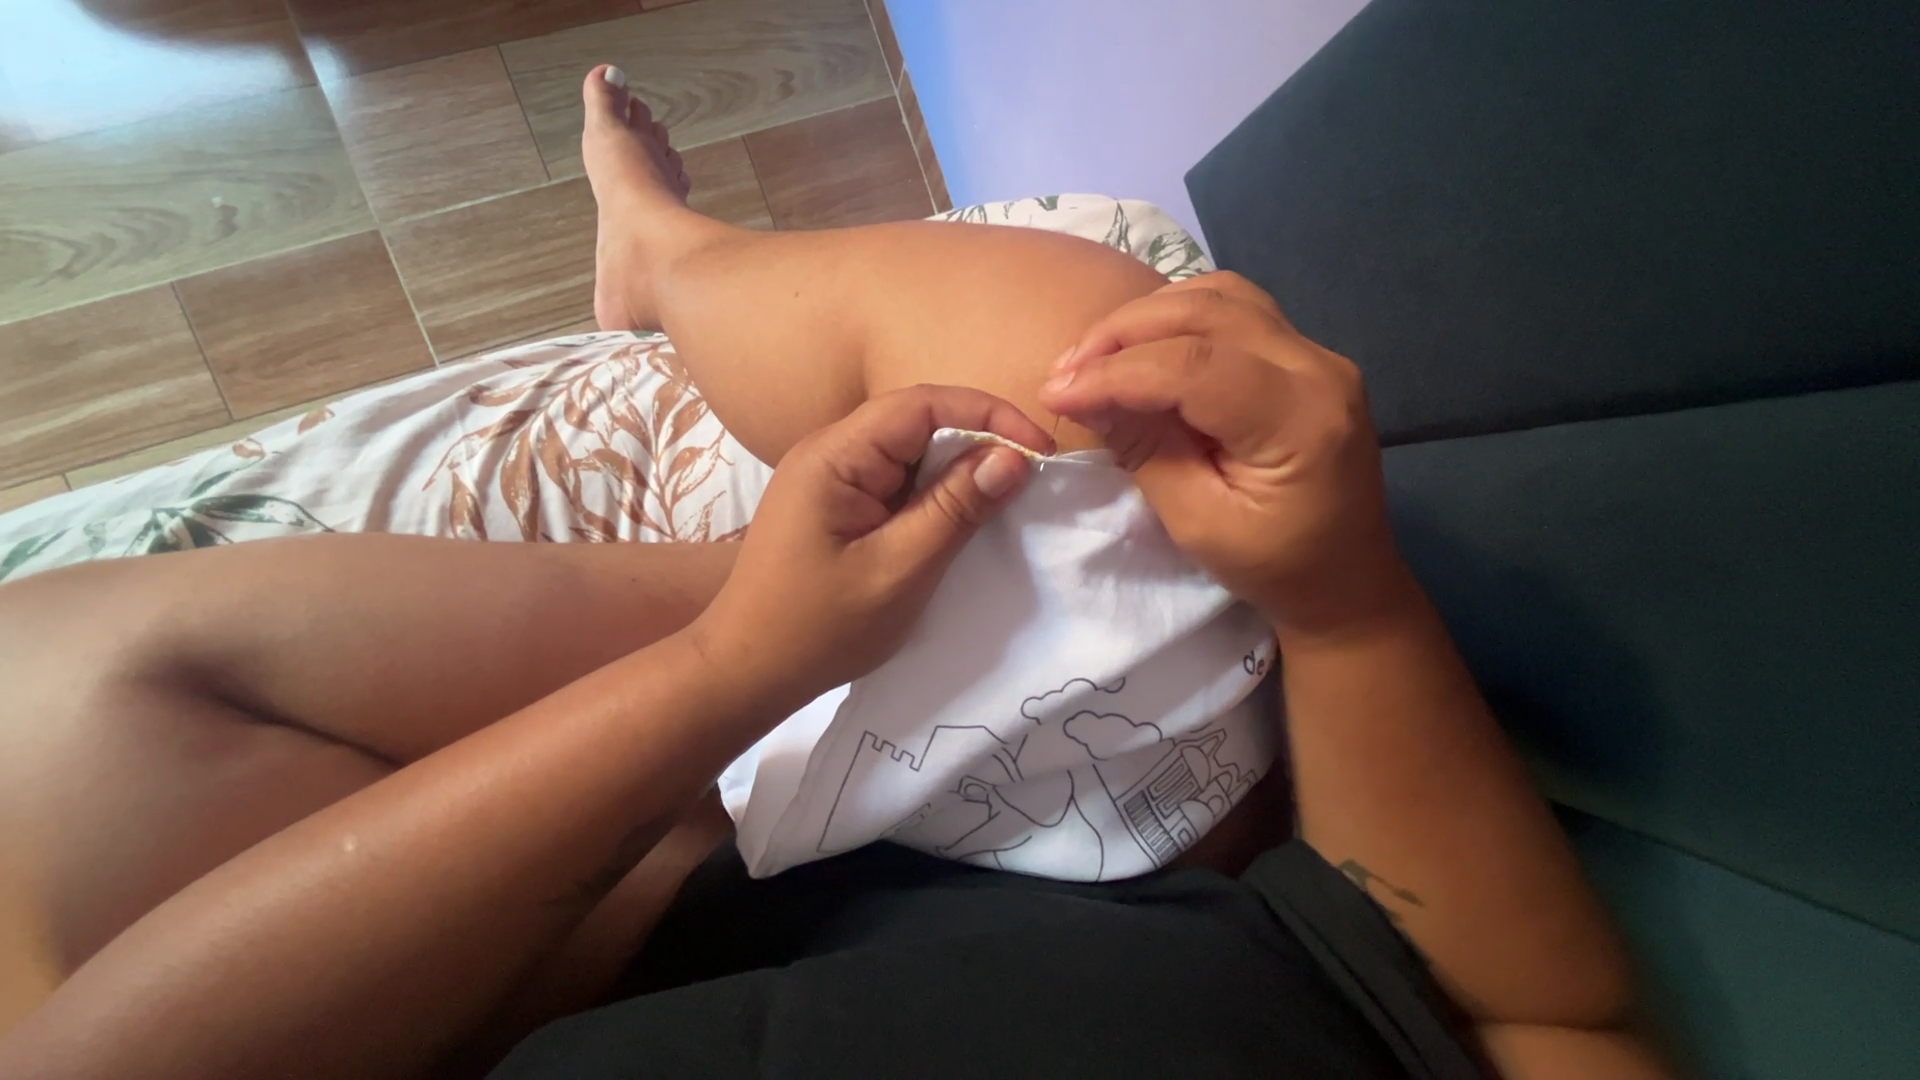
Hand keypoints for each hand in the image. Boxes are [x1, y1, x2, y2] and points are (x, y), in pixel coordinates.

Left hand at [688, 385, 1050, 707]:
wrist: (747, 671)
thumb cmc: (819, 628)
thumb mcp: (898, 570)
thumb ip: (955, 509)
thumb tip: (1013, 457)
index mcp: (835, 455)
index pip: (922, 404)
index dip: (988, 415)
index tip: (1039, 452)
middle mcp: (829, 452)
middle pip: (916, 421)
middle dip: (978, 441)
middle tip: (1029, 479)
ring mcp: (830, 478)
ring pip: (909, 452)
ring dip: (957, 470)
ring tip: (1003, 499)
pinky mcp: (836, 504)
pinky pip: (895, 482)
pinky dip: (934, 495)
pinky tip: (959, 518)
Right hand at [1038, 272, 1412, 637]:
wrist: (1344, 578)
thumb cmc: (1272, 566)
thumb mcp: (1196, 522)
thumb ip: (1145, 450)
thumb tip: (1084, 396)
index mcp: (1298, 421)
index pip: (1194, 366)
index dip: (1115, 373)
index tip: (1056, 394)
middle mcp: (1318, 367)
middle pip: (1207, 311)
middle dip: (1122, 332)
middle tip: (1066, 370)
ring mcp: (1318, 354)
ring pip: (1220, 296)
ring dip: (1147, 317)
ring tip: (1095, 356)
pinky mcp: (1306, 355)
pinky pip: (1235, 310)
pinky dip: (1178, 317)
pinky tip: (1143, 346)